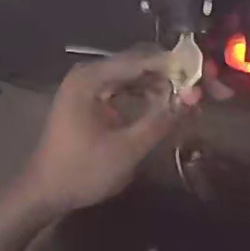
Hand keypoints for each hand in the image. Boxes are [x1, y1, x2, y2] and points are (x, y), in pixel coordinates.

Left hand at [14, 46, 194, 218]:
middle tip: (203, 86)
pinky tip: (166, 105)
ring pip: (132, 75)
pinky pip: (122, 88)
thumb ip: (159, 121)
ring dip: (159, 84)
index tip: (205, 73)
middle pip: (136, 64)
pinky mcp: (90, 98)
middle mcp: (88, 73)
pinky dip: (144, 94)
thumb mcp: (127, 149)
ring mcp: (87, 85)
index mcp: (91, 77)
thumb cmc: (82, 170)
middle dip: (169, 74)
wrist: (45, 190)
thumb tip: (191, 99)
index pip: (140, 60)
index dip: (174, 66)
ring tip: (190, 98)